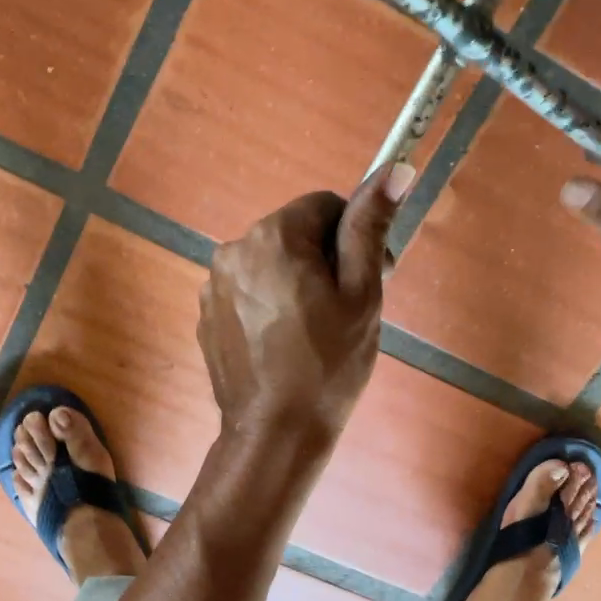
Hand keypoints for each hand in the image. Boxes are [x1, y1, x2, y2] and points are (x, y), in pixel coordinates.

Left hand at [198, 164, 413, 436]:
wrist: (275, 432)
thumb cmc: (329, 364)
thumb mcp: (361, 293)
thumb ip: (370, 227)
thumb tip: (394, 168)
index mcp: (272, 236)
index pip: (324, 205)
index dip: (353, 235)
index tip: (369, 276)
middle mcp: (233, 249)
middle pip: (293, 233)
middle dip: (323, 259)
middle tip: (345, 311)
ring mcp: (212, 285)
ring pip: (269, 264)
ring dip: (294, 282)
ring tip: (314, 332)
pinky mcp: (206, 316)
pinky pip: (247, 292)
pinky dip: (268, 305)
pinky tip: (284, 345)